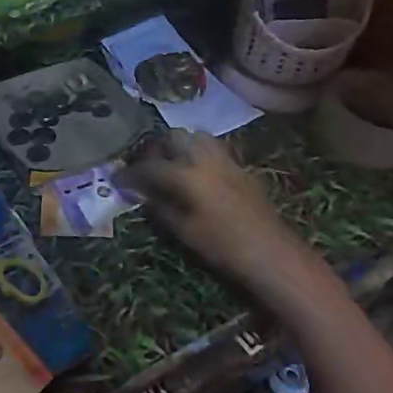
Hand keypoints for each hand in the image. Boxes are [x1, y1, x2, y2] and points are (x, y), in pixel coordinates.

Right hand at [119, 131, 336, 307]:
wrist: (274, 255)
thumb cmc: (223, 247)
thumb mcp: (183, 231)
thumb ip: (159, 207)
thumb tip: (142, 194)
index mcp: (186, 175)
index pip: (149, 166)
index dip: (130, 173)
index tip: (117, 179)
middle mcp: (205, 159)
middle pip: (174, 137)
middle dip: (155, 148)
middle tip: (146, 166)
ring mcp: (226, 161)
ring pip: (197, 137)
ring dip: (180, 145)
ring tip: (171, 164)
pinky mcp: (242, 169)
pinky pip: (214, 149)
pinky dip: (199, 153)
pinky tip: (196, 173)